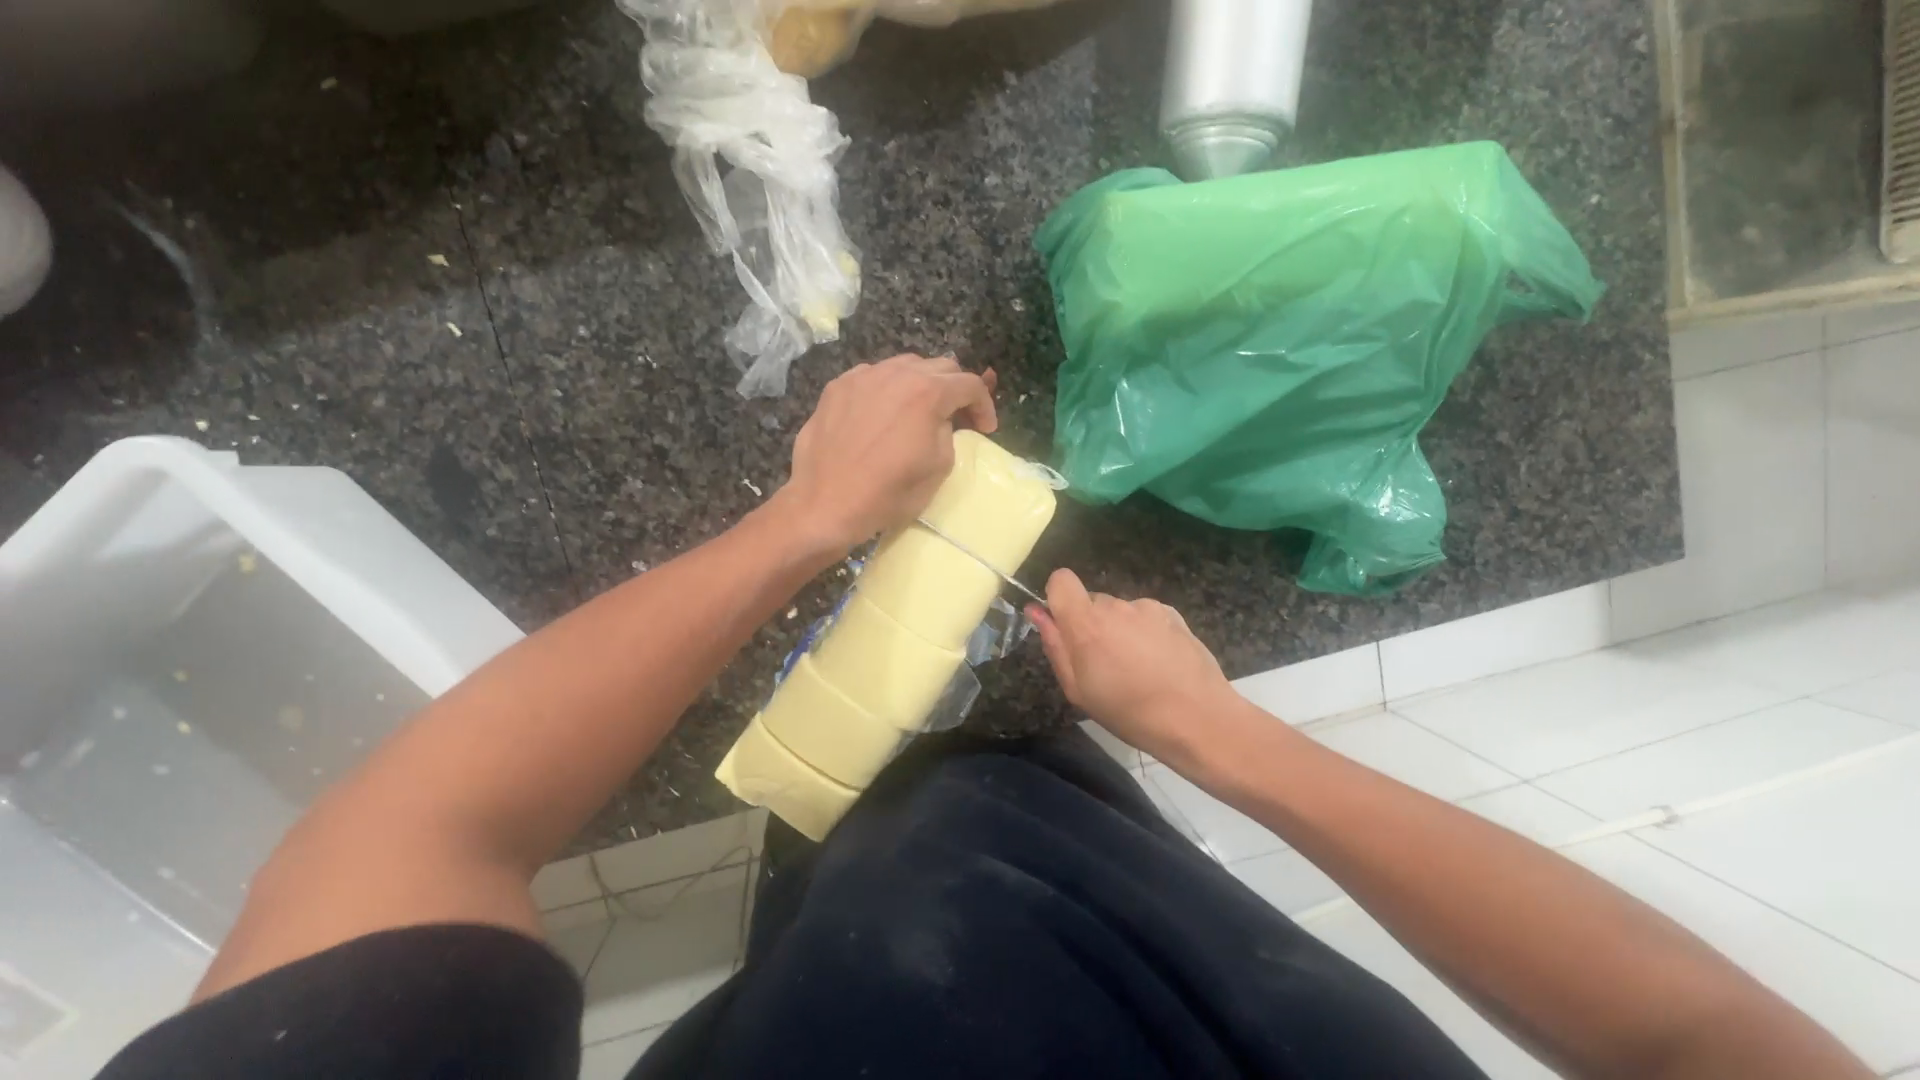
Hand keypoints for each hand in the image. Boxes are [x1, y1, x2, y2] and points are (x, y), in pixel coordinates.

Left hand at [779, 354, 997, 552]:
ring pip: (903, 366)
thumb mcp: (939, 467)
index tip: (985, 428)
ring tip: (918, 412)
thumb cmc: (888, 493)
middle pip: (939, 366)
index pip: (969, 384)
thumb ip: (948, 432)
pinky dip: (886, 391)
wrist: (826, 503)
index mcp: (927, 392)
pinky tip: (882, 416)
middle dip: (954, 389)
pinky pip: (872, 378)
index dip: (984, 406)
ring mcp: (862, 377)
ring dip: (920, 385)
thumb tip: (939, 420)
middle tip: (957, 417)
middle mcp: (896, 373)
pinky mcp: (837, 387)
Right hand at [1028, 568, 1237, 764]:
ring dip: (1121, 632)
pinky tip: (1160, 664)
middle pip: (1092, 602)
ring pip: (1120, 612)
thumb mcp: (1079, 690)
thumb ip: (1055, 646)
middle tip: (1104, 666)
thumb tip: (1037, 612)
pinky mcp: (1173, 614)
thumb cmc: (1129, 712)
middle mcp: (1116, 606)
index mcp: (1086, 623)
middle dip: (1091, 625)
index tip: (1065, 627)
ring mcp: (1147, 608)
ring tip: (1138, 670)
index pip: (1061, 580)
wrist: (1198, 718)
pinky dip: (1146, 634)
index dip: (1058, 598)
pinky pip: (1146, 617)